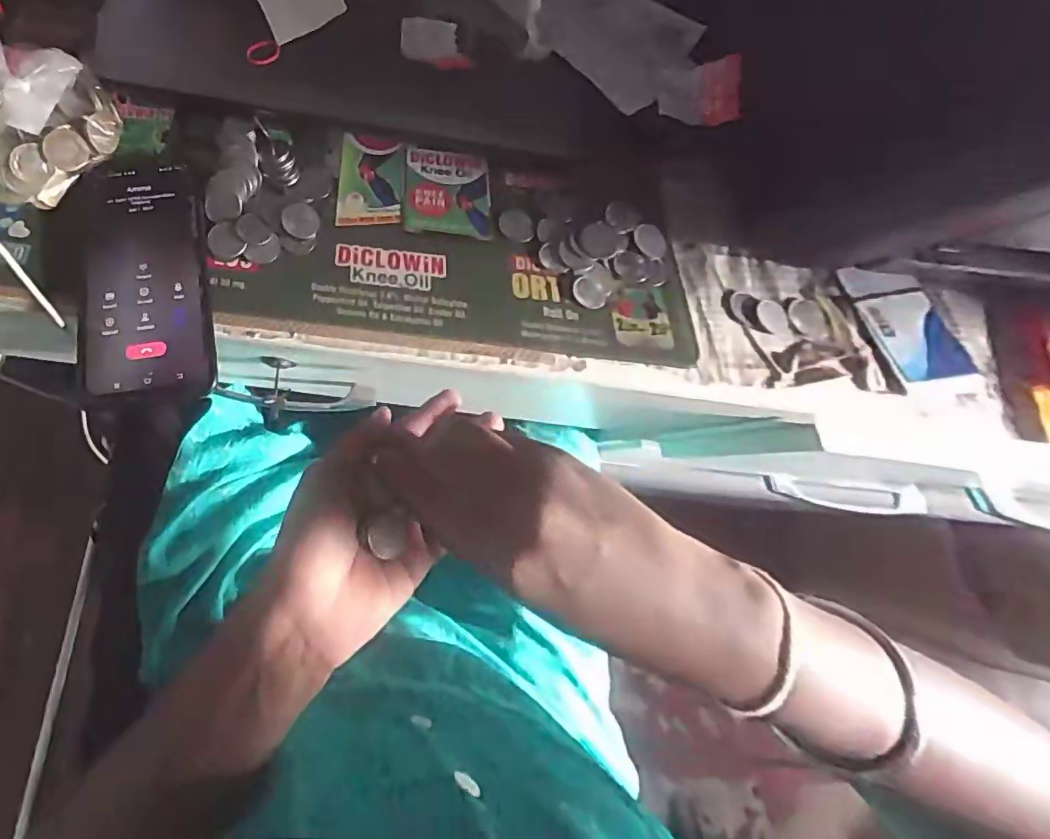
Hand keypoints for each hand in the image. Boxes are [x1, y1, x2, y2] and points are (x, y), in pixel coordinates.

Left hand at [251, 392, 478, 671]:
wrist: (312, 605)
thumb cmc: (312, 533)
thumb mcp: (326, 477)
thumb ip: (357, 445)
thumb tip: (388, 413)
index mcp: (358, 472)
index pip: (398, 438)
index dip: (425, 418)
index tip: (454, 399)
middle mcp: (384, 494)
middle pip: (424, 461)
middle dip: (453, 441)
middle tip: (491, 419)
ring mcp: (405, 526)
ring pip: (440, 491)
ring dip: (467, 471)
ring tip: (501, 448)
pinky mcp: (422, 559)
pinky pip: (446, 530)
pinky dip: (466, 510)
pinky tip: (494, 490)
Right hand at [371, 416, 784, 704]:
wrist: (674, 593)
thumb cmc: (595, 613)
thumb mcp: (519, 587)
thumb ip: (470, 539)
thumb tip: (431, 502)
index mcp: (503, 548)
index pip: (427, 493)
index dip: (395, 471)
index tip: (374, 461)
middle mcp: (517, 499)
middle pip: (441, 453)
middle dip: (411, 448)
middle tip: (395, 451)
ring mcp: (541, 468)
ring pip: (469, 435)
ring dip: (441, 437)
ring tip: (431, 448)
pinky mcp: (559, 454)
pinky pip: (499, 437)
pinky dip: (475, 438)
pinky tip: (473, 451)